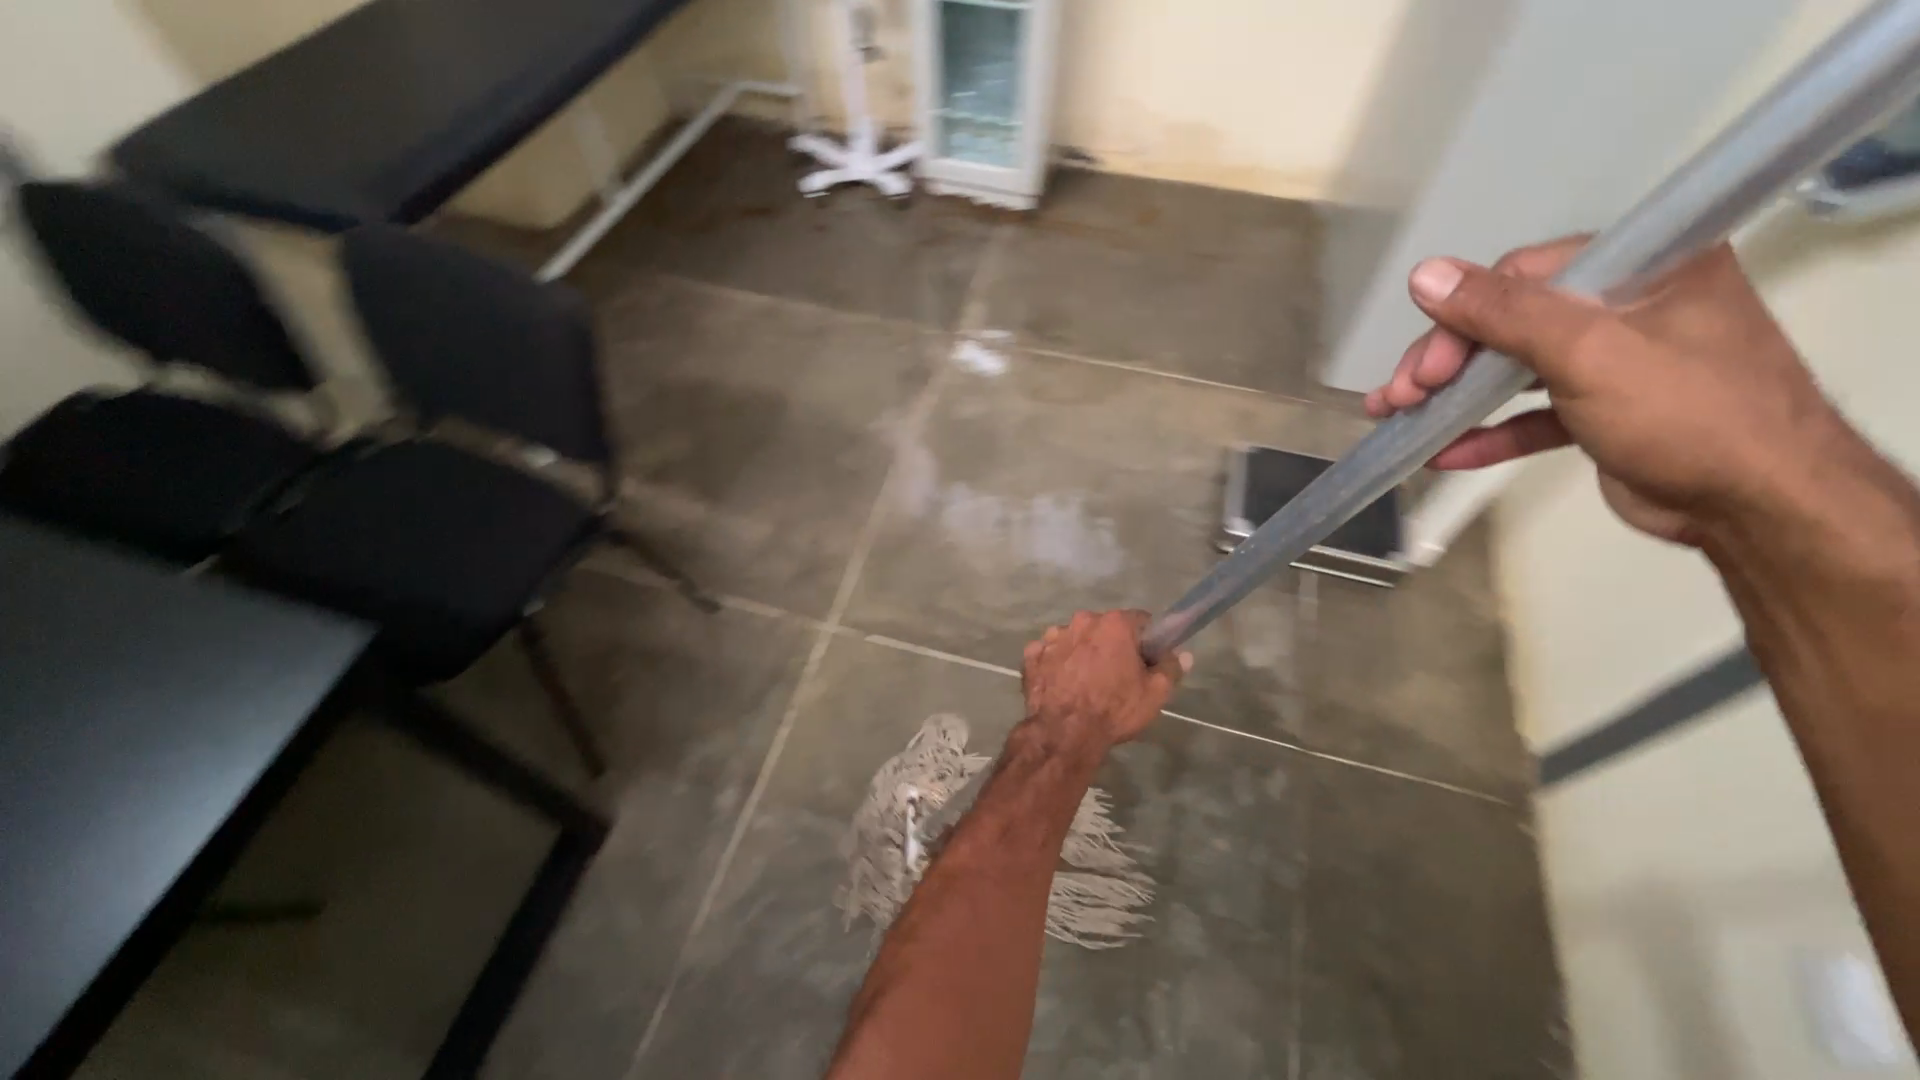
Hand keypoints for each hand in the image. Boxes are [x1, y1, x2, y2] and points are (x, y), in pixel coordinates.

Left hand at [1021, 611, 1191, 748]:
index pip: (1140, 621)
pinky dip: (1057, 663)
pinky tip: (1062, 683)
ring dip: (1083, 652)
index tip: (1147, 660)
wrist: (1064, 733)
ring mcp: (1053, 637)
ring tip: (1088, 682)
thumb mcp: (1154, 694)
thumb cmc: (1114, 710)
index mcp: (1114, 624)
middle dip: (1113, 645)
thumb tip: (1182, 654)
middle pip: (1105, 627)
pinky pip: (1049, 653)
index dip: (1147, 640)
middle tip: (1119, 675)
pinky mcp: (1032, 656)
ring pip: (1076, 638)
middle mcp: (1082, 621)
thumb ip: (1171, 668)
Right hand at [1365, 237, 1847, 546]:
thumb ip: (1503, 312)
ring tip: (1396, 419)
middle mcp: (1628, 306)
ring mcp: (1615, 362)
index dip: (1463, 317)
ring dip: (1454, 398)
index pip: (1525, 275)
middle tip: (1397, 397)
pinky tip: (1443, 454)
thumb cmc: (1685, 413)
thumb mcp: (1588, 352)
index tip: (1425, 367)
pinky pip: (1532, 414)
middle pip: (1510, 323)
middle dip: (1446, 364)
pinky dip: (1489, 433)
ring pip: (1514, 370)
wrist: (1759, 507)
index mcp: (1643, 267)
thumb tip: (1424, 275)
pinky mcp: (1604, 413)